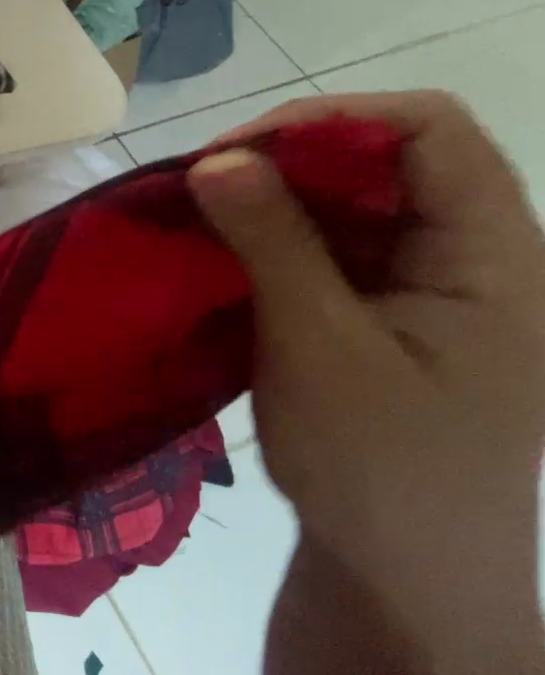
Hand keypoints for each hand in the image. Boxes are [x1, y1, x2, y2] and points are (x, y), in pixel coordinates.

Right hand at [187, 92, 544, 652]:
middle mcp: (476, 261)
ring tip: (196, 219)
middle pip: (389, 161)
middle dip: (286, 158)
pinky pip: (333, 247)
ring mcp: (433, 289)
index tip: (234, 151)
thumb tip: (219, 156)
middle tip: (197, 187)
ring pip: (354, 203)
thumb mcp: (318, 345)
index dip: (332, 119)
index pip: (434, 134)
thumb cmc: (379, 464)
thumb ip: (275, 242)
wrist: (406, 573)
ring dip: (271, 198)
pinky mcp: (389, 314)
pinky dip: (272, 237)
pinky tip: (220, 254)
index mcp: (497, 262)